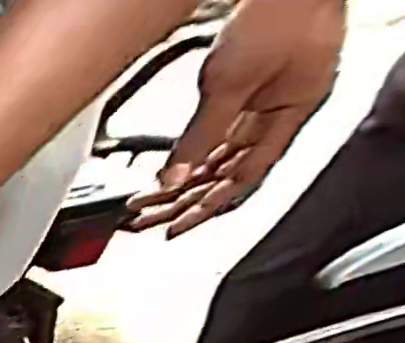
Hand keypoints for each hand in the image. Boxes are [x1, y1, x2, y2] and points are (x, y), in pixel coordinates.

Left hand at [126, 0, 344, 237]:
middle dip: (183, 201)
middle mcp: (278, 113)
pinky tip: (160, 177)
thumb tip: (169, 179)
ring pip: (215, 160)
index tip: (172, 230)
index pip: (244, 178)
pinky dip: (184, 161)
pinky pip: (211, 141)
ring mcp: (262, 105)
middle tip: (143, 222)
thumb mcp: (230, 86)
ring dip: (178, 185)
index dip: (206, 207)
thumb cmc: (277, 15)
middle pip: (225, 174)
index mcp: (292, 112)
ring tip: (141, 206)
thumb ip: (198, 136)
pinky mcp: (243, 97)